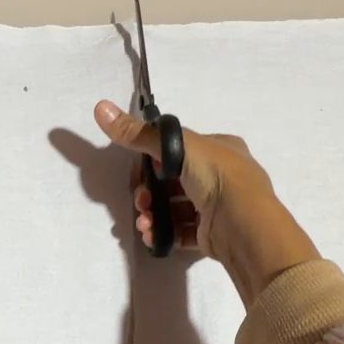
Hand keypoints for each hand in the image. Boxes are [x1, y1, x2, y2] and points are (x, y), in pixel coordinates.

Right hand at [93, 100, 320, 306]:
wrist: (243, 224)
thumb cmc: (217, 177)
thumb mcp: (177, 147)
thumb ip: (139, 134)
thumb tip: (100, 107)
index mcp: (220, 149)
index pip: (178, 152)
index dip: (153, 163)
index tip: (138, 175)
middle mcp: (221, 176)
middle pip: (173, 183)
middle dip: (149, 194)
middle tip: (140, 203)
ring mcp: (217, 206)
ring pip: (175, 209)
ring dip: (153, 215)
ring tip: (144, 224)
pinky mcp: (211, 233)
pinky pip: (181, 231)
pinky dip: (164, 233)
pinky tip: (152, 236)